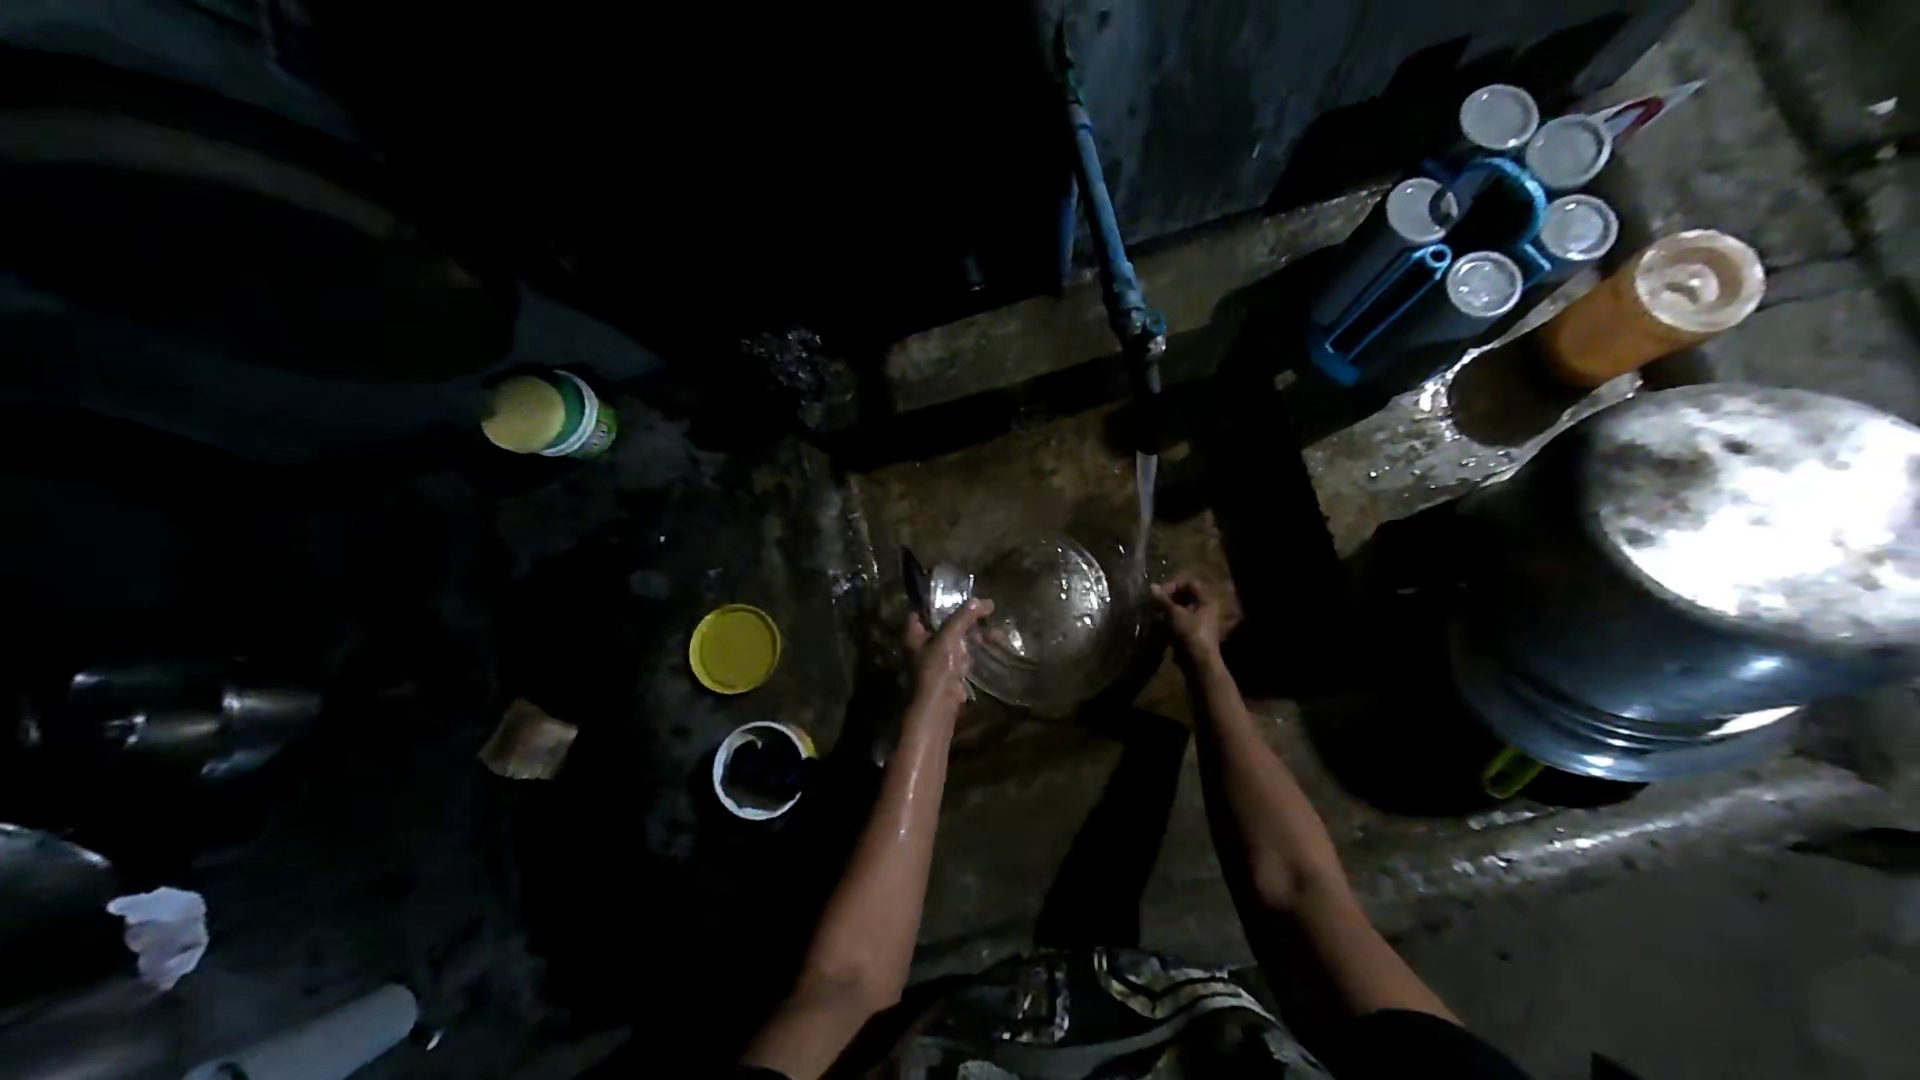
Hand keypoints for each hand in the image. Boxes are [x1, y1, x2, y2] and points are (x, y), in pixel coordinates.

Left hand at [904, 598, 994, 712]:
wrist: (938, 708)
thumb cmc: (936, 669)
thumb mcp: (949, 638)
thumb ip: (963, 618)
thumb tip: (981, 600)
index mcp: (914, 634)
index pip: (922, 611)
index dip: (938, 602)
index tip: (959, 594)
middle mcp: (923, 645)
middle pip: (944, 624)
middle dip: (966, 617)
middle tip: (986, 609)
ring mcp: (937, 660)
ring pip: (957, 639)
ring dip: (975, 633)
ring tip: (996, 629)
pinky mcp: (950, 673)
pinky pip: (964, 654)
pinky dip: (977, 648)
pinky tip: (993, 643)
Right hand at [1151, 575, 1231, 660]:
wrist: (1198, 661)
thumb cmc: (1189, 633)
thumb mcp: (1173, 614)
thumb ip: (1162, 599)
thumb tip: (1152, 586)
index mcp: (1204, 600)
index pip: (1189, 583)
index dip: (1174, 585)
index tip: (1160, 594)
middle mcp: (1204, 608)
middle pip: (1186, 595)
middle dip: (1169, 597)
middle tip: (1155, 603)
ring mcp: (1199, 621)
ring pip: (1182, 608)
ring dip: (1168, 609)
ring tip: (1156, 613)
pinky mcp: (1193, 632)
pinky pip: (1181, 620)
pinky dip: (1170, 619)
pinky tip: (1161, 625)